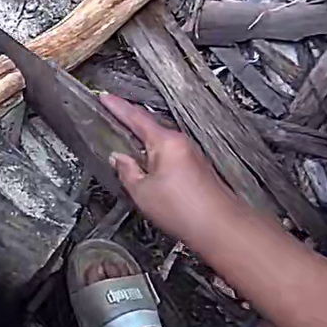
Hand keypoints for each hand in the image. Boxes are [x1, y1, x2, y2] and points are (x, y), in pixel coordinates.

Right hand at [101, 94, 245, 247]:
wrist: (220, 228)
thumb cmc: (185, 210)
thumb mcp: (142, 191)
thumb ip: (126, 170)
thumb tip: (119, 159)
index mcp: (166, 142)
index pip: (136, 117)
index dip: (117, 106)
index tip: (105, 98)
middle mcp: (180, 144)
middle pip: (149, 128)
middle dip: (129, 124)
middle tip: (112, 118)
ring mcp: (190, 155)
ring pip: (159, 144)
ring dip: (142, 145)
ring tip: (125, 148)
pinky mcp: (195, 168)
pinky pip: (168, 155)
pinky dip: (154, 157)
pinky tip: (147, 169)